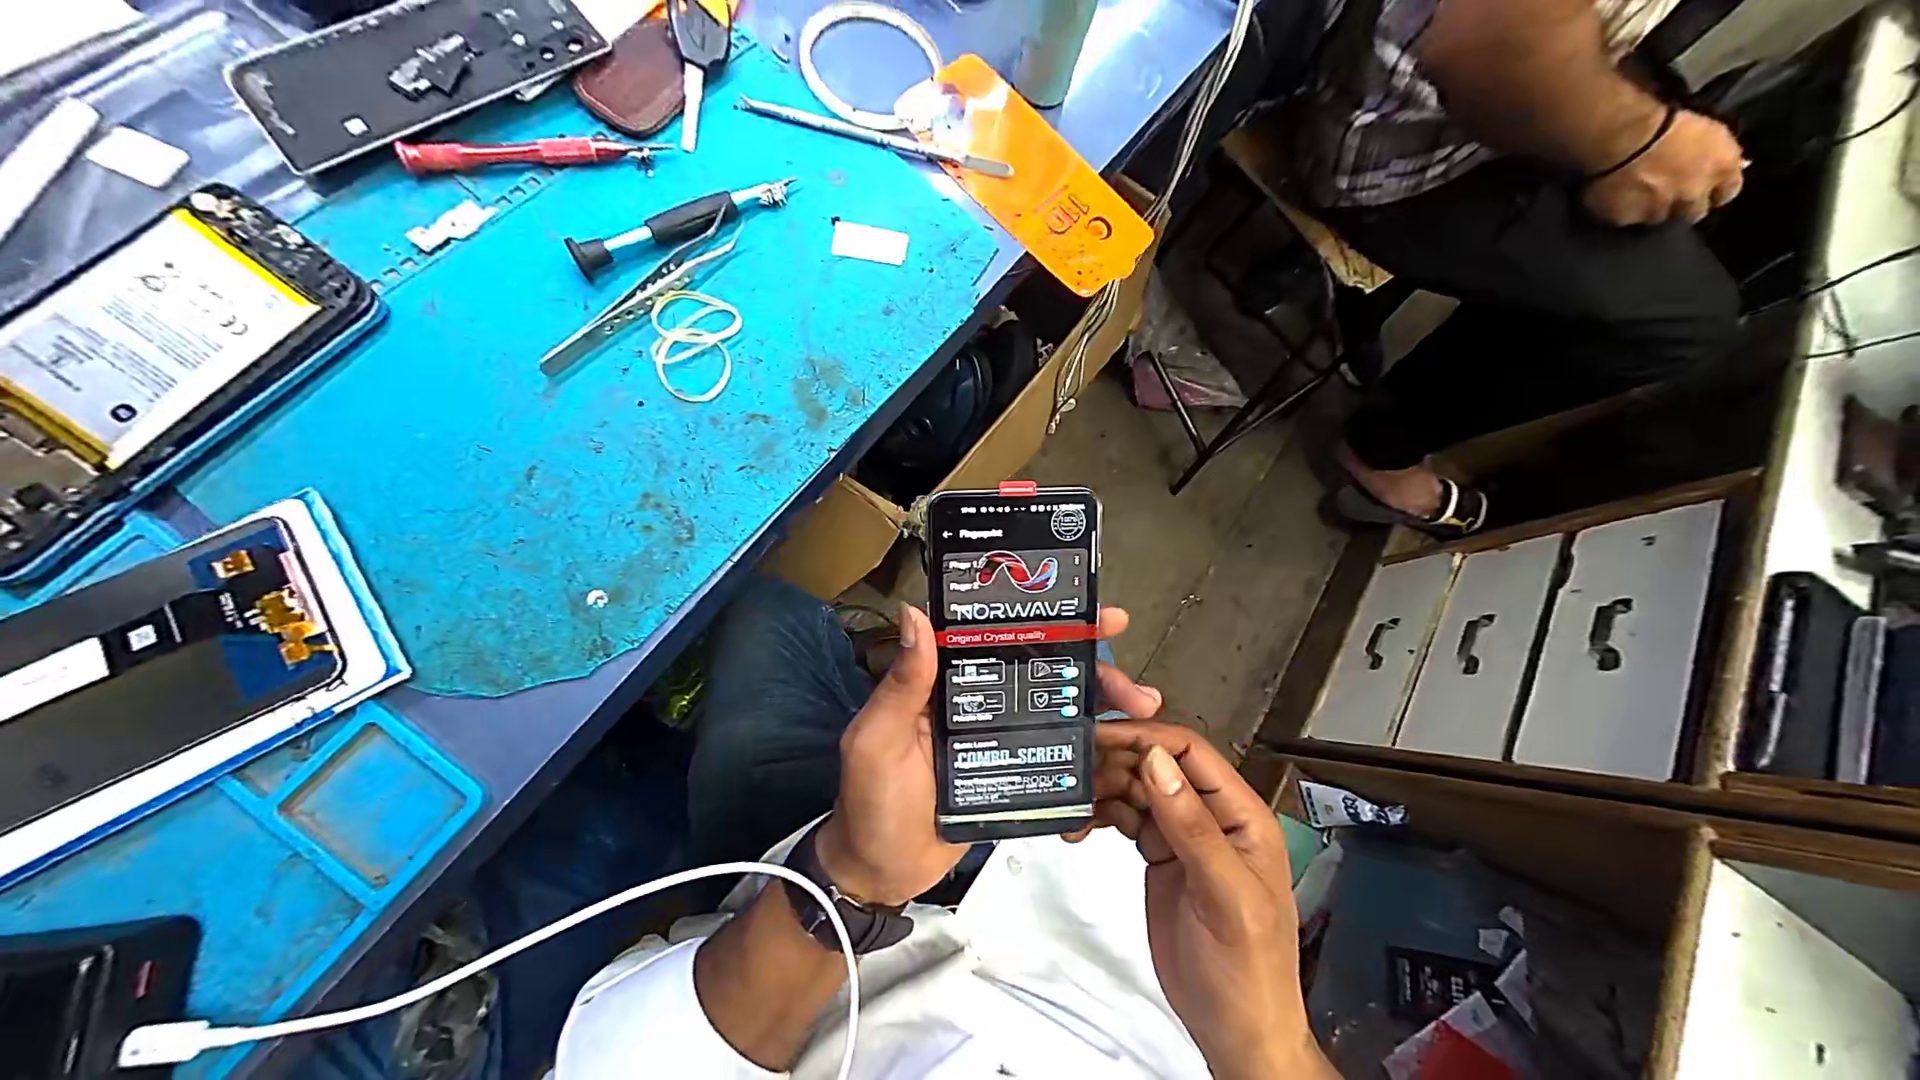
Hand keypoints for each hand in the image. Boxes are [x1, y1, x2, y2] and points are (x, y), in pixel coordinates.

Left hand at [816, 604, 1159, 905]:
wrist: (883, 873)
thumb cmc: (870, 803)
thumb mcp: (878, 740)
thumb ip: (901, 684)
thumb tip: (916, 614)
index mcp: (941, 680)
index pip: (993, 634)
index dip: (1037, 616)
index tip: (1082, 608)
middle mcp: (973, 697)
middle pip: (1036, 665)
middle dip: (1086, 660)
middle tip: (1126, 668)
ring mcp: (995, 733)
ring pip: (1052, 702)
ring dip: (1095, 698)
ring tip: (1139, 704)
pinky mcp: (1011, 766)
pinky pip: (1053, 744)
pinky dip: (1086, 738)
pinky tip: (1118, 738)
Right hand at [1091, 722, 1332, 1079]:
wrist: (1236, 1032)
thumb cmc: (1250, 973)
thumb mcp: (1226, 899)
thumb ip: (1193, 828)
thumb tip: (1158, 762)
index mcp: (1240, 816)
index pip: (1190, 753)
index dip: (1146, 738)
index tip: (1103, 737)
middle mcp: (1210, 816)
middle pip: (1157, 764)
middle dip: (1116, 761)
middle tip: (1076, 771)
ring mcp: (1182, 834)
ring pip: (1137, 787)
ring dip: (1103, 788)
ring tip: (1075, 803)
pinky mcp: (1160, 852)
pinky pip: (1126, 816)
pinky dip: (1100, 814)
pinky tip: (1082, 824)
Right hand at [1583, 109, 1745, 225]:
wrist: (1626, 140)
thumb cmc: (1672, 126)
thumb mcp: (1712, 134)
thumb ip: (1721, 157)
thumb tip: (1734, 167)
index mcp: (1721, 172)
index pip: (1727, 193)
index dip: (1716, 191)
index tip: (1706, 188)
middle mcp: (1691, 197)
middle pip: (1692, 214)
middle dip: (1685, 206)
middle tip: (1671, 196)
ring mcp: (1656, 211)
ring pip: (1657, 218)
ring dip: (1652, 210)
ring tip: (1639, 197)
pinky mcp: (1624, 219)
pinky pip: (1625, 219)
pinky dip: (1622, 211)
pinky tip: (1616, 199)